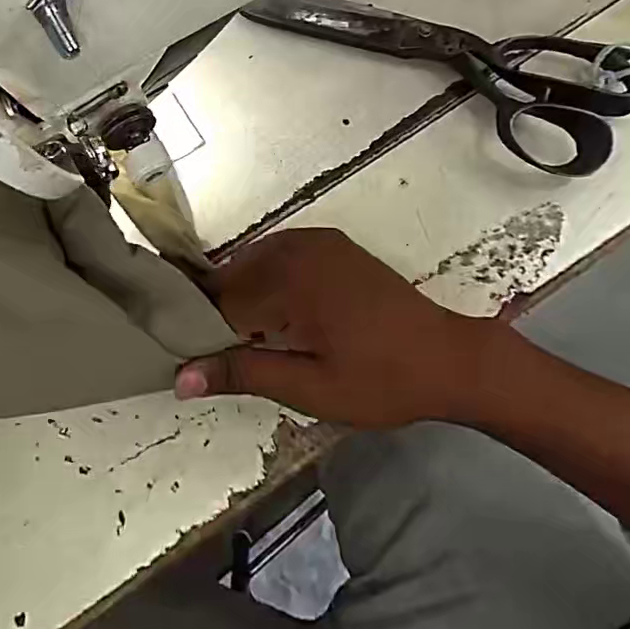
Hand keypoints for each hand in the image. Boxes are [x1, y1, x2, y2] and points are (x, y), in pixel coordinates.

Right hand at [175, 230, 629, 528]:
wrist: (449, 358)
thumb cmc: (381, 379)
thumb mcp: (310, 387)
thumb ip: (245, 372)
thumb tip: (180, 376)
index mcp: (291, 278)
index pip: (221, 298)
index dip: (202, 329)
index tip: (191, 357)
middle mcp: (300, 247)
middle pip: (235, 274)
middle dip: (222, 311)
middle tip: (219, 355)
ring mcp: (320, 241)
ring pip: (256, 263)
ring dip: (245, 296)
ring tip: (246, 340)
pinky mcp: (335, 245)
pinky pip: (282, 255)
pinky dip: (269, 281)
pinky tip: (276, 315)